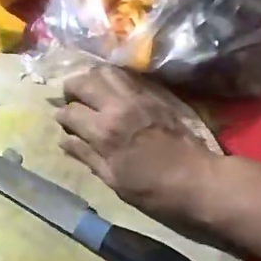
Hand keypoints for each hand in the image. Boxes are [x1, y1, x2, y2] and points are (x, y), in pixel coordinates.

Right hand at [56, 65, 223, 222]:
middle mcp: (117, 106)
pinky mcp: (154, 94)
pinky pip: (127, 76)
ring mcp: (137, 96)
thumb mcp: (113, 180)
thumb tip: (64, 141)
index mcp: (104, 131)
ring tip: (89, 89)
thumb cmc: (153, 189)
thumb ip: (86, 156)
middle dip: (70, 88)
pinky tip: (111, 89)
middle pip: (83, 82)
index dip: (62, 116)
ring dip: (92, 77)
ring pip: (105, 71)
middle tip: (70, 99)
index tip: (62, 122)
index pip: (70, 112)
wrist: (198, 180)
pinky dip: (113, 77)